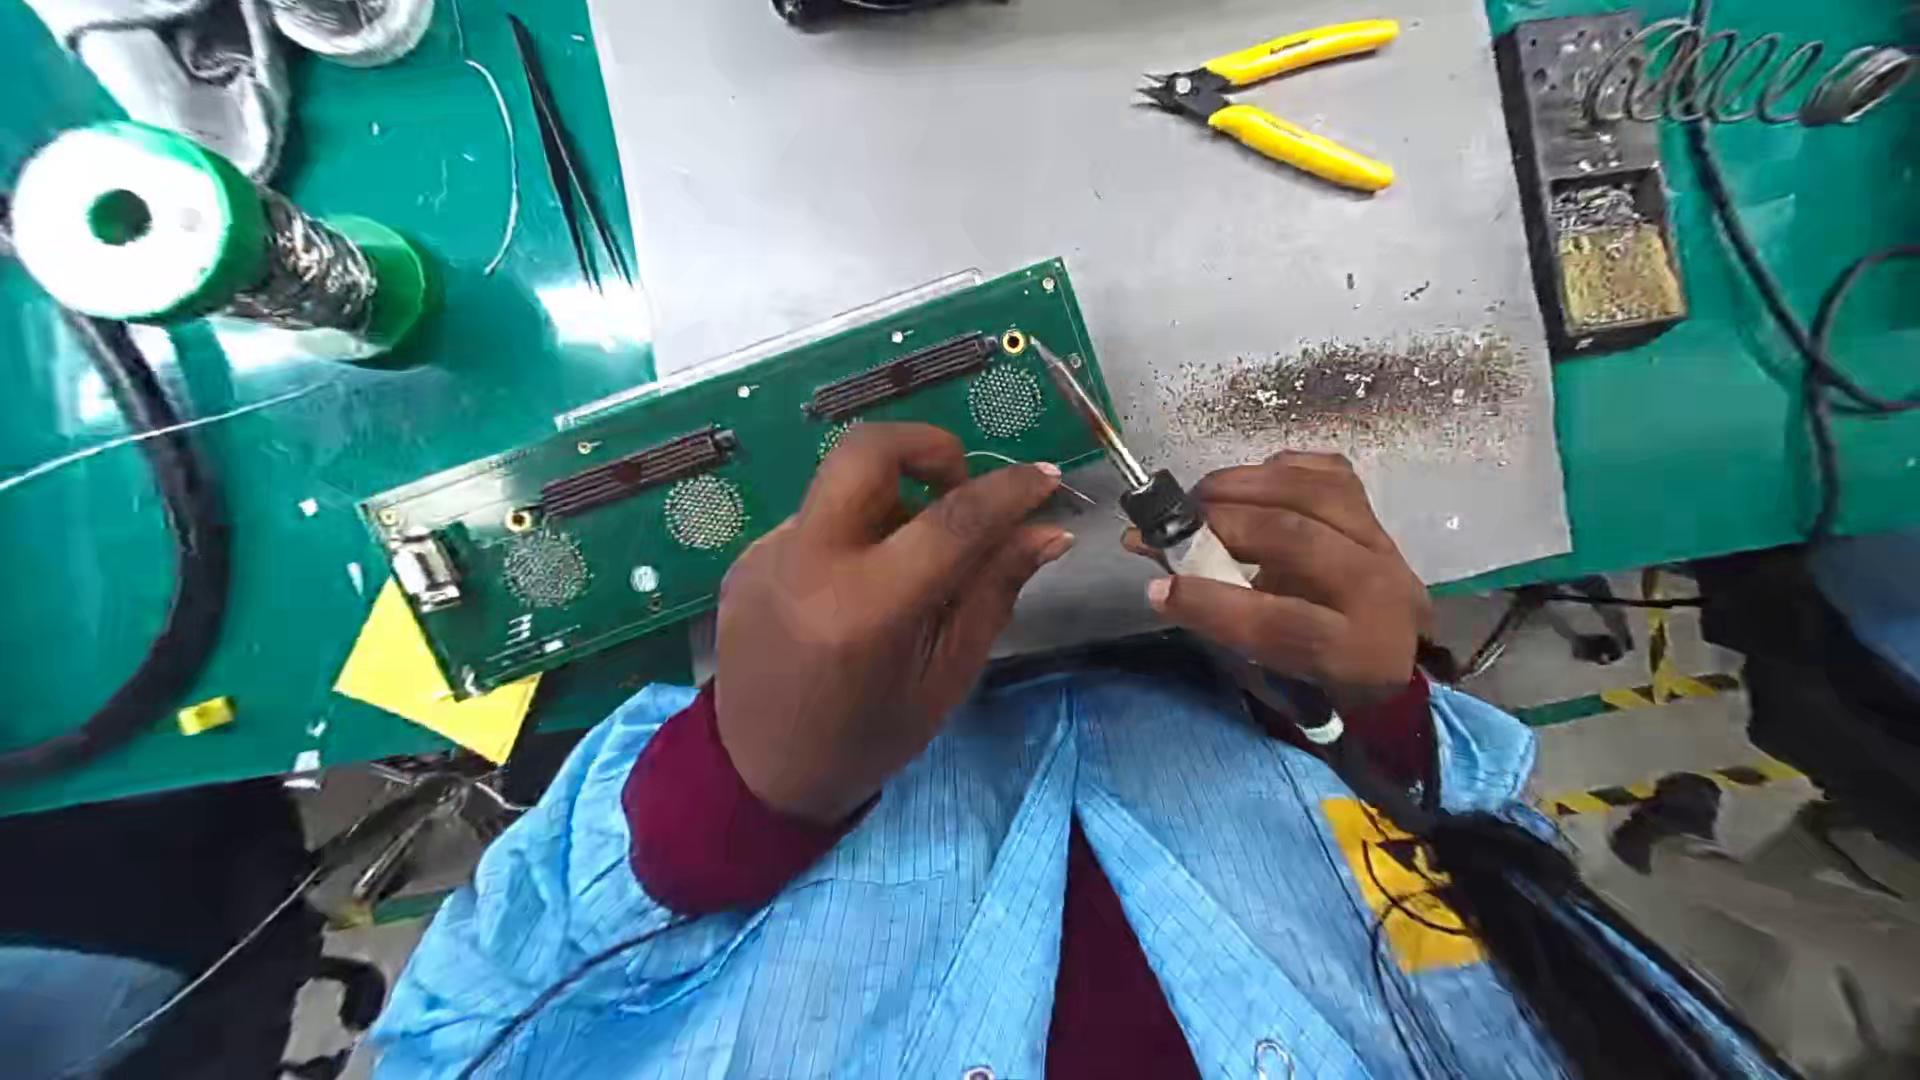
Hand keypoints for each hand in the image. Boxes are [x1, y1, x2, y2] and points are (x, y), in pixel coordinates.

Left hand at [714, 423, 1073, 822]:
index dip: (1008, 491)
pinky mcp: (747, 557)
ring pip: (843, 484)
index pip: (952, 522)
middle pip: (867, 450)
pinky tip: (858, 585)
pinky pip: (818, 518)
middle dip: (928, 446)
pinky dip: (856, 532)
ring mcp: (767, 554)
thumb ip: (994, 590)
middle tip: (958, 484)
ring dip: (892, 499)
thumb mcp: (946, 674)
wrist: (760, 774)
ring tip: (907, 560)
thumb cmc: (868, 738)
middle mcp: (808, 563)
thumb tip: (1046, 531)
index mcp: (866, 609)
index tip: (1044, 480)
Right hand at [1125, 451, 1428, 714]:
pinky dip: (1280, 469)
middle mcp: (1375, 588)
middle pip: (1294, 538)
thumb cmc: (1317, 666)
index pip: (1279, 622)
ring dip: (1244, 486)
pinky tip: (1246, 480)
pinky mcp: (1374, 511)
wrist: (1398, 650)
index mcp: (1352, 648)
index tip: (1160, 587)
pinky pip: (1329, 471)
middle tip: (1171, 523)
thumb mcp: (1268, 661)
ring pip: (1312, 492)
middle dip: (1222, 525)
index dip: (1213, 602)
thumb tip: (1157, 572)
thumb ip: (1218, 617)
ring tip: (1200, 494)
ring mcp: (1381, 541)